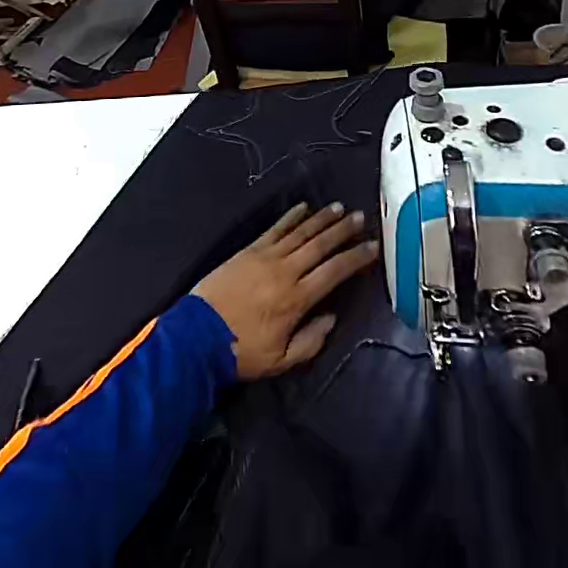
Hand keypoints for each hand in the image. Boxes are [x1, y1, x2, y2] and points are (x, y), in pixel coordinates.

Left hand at [193, 202, 377, 379]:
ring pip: (301, 232)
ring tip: (339, 208)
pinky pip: (275, 229)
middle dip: (344, 230)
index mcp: (298, 298)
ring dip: (322, 219)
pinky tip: (303, 208)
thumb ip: (311, 341)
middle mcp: (286, 271)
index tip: (373, 246)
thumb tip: (331, 317)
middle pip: (321, 245)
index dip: (357, 257)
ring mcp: (266, 257)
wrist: (195, 339)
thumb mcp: (281, 360)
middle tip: (361, 217)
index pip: (335, 271)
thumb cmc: (241, 352)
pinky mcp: (249, 251)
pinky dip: (291, 217)